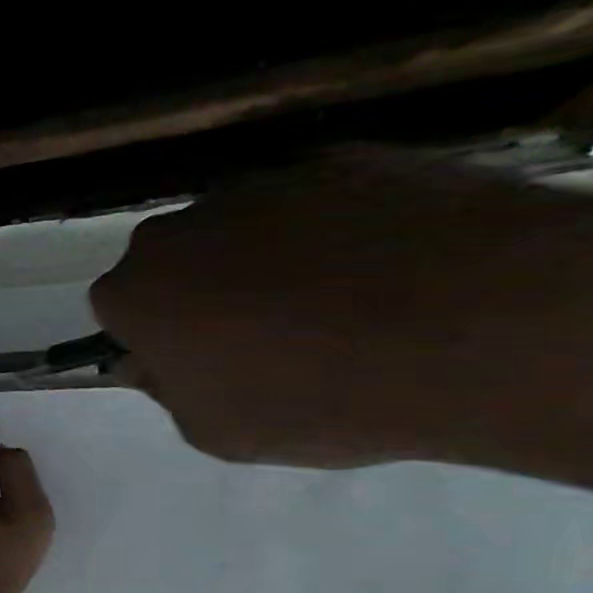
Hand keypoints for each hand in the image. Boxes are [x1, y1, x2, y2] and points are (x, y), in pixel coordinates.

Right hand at [88, 146, 592, 468]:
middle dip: (201, 292)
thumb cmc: (318, 396)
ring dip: (266, 260)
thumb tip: (159, 361)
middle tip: (267, 337)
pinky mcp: (335, 159)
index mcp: (136, 290)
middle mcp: (177, 227)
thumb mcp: (218, 432)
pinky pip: (314, 202)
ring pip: (240, 227)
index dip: (154, 337)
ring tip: (345, 306)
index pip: (116, 308)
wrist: (475, 324)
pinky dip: (334, 230)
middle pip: (173, 260)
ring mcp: (257, 184)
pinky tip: (392, 270)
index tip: (198, 363)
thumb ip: (170, 392)